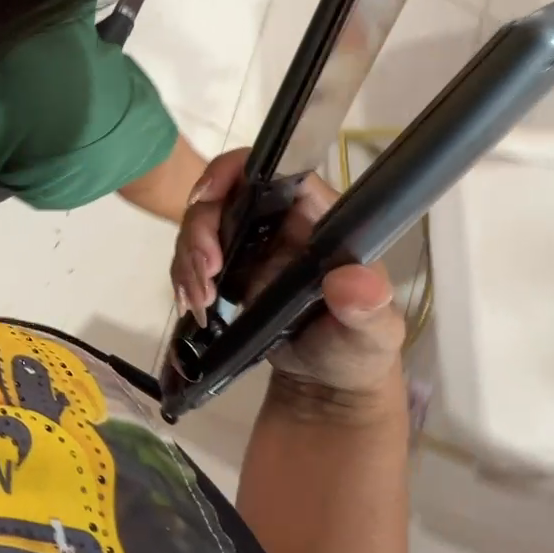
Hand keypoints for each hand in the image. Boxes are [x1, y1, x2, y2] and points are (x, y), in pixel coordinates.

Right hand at [173, 150, 403, 404]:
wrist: (324, 382)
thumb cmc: (356, 350)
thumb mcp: (371, 334)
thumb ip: (366, 309)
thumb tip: (355, 283)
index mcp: (315, 217)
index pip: (271, 170)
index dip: (232, 172)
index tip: (204, 198)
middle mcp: (277, 220)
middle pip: (223, 197)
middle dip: (200, 230)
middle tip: (204, 273)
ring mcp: (249, 241)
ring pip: (200, 225)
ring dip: (188, 259)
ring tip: (200, 302)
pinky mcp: (227, 264)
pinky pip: (191, 255)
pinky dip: (183, 276)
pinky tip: (193, 305)